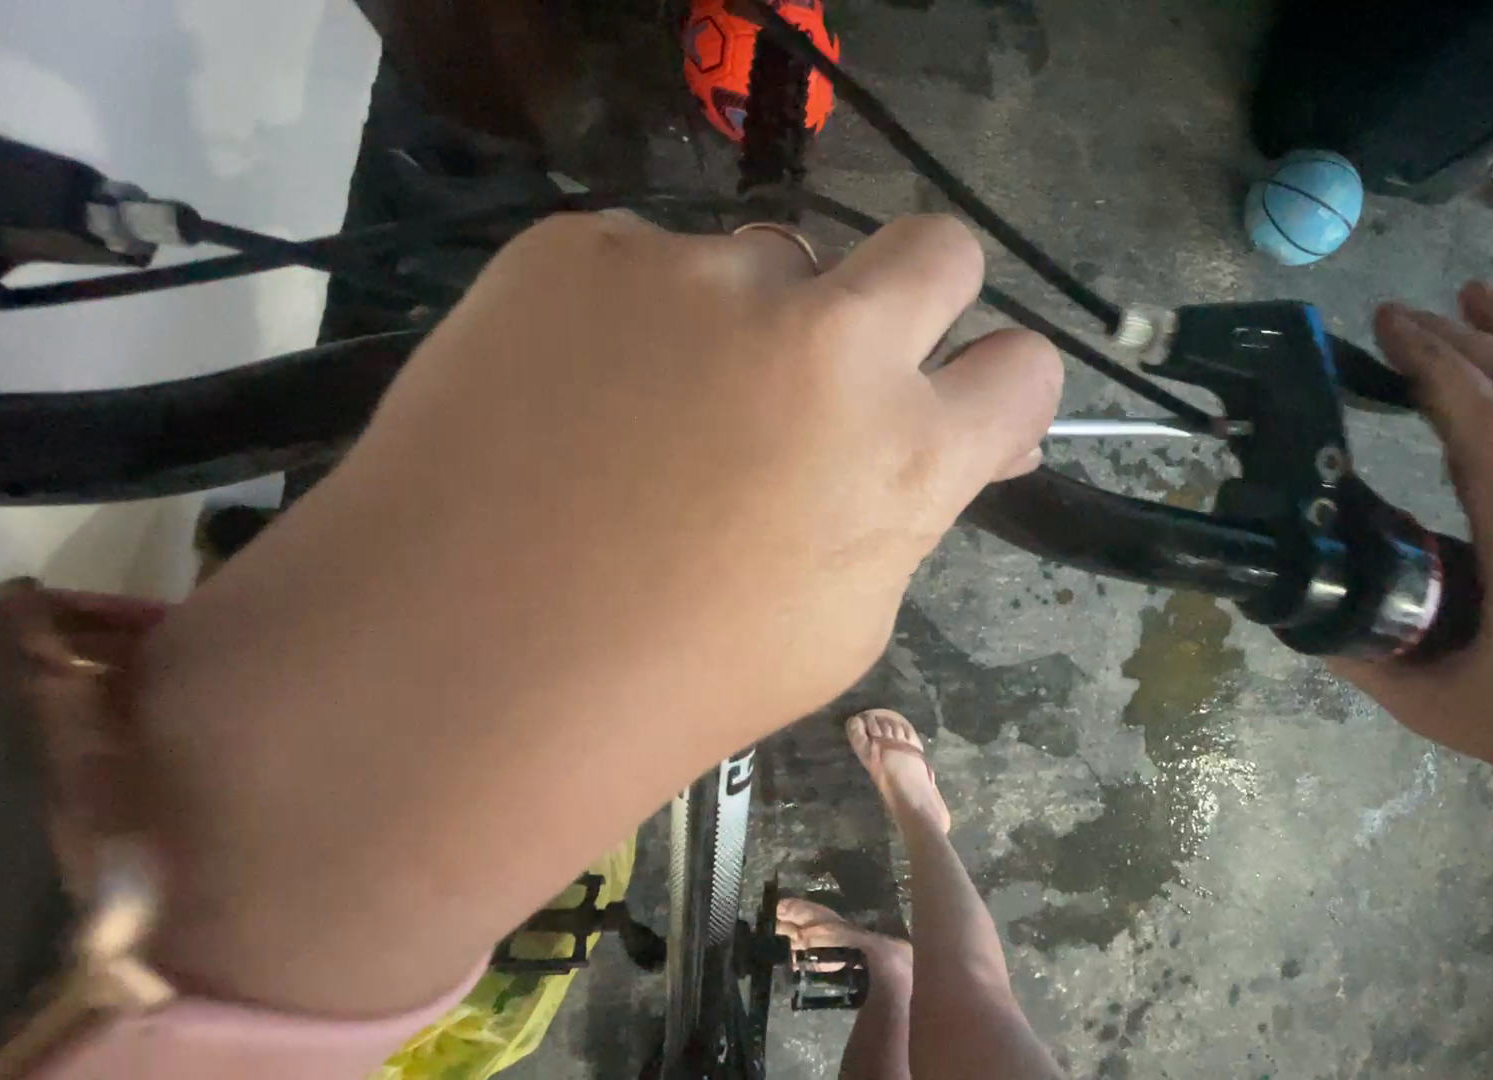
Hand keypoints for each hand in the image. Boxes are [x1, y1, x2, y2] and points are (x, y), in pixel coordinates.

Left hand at [345, 210, 1061, 722]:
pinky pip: (653, 262)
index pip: (1026, 367)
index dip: (1004, 387)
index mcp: (907, 449)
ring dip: (762, 316)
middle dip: (924, 295)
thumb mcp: (849, 619)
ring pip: (778, 257)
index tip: (969, 403)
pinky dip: (643, 316)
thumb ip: (911, 508)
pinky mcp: (585, 249)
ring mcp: (703, 277)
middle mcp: (829, 340)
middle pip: (939, 248)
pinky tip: (582, 394)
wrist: (466, 666)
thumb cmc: (688, 676)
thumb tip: (966, 439)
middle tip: (856, 354)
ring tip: (673, 404)